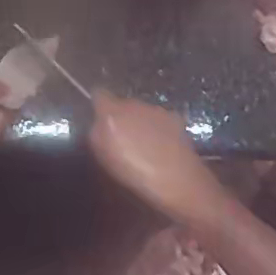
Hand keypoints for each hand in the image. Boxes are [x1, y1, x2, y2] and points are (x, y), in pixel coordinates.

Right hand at [88, 92, 230, 225]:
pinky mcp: (175, 119)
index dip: (97, 104)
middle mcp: (135, 104)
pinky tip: (160, 148)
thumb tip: (98, 123)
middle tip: (120, 138)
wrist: (178, 180)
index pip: (99, 94)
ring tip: (142, 146)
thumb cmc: (134, 173)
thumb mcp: (103, 158)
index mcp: (112, 112)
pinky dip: (156, 129)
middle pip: (122, 103)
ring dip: (139, 122)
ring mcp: (157, 110)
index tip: (98, 118)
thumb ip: (97, 134)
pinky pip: (158, 120)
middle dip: (120, 116)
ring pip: (141, 111)